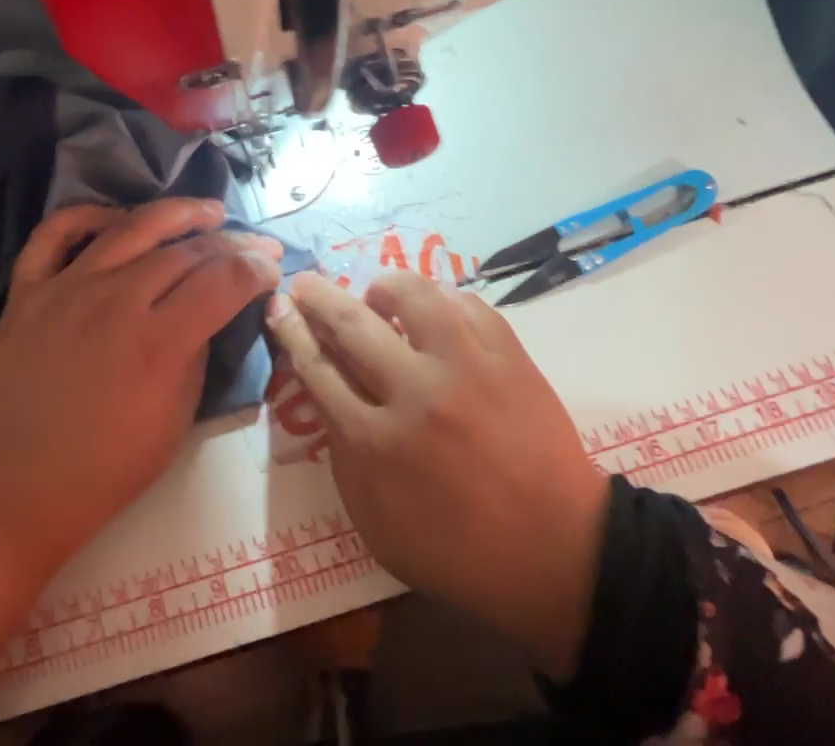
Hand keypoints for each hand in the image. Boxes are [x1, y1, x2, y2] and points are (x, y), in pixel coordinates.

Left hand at [0, 198, 284, 564]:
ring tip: (208, 211)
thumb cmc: (102, 472)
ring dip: (178, 214)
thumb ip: (194, 358)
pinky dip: (90, 216)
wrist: (7, 487)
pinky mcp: (27, 291)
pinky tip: (119, 218)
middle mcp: (115, 301)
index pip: (225, 280)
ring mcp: (66, 289)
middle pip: (187, 251)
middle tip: (256, 247)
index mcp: (157, 344)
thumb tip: (205, 316)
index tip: (273, 270)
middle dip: (233, 244)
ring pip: (131, 228)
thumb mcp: (173, 423)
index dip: (258, 269)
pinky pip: (57, 234)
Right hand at [266, 272, 609, 677]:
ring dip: (384, 287)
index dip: (291, 332)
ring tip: (377, 296)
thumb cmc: (455, 549)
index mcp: (375, 442)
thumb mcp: (375, 520)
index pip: (318, 368)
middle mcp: (416, 393)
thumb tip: (326, 392)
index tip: (280, 308)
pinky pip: (469, 304)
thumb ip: (343, 454)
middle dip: (317, 296)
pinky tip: (435, 314)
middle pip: (353, 323)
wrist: (554, 552)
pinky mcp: (511, 357)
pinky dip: (443, 301)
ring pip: (415, 295)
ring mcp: (469, 368)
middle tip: (304, 282)